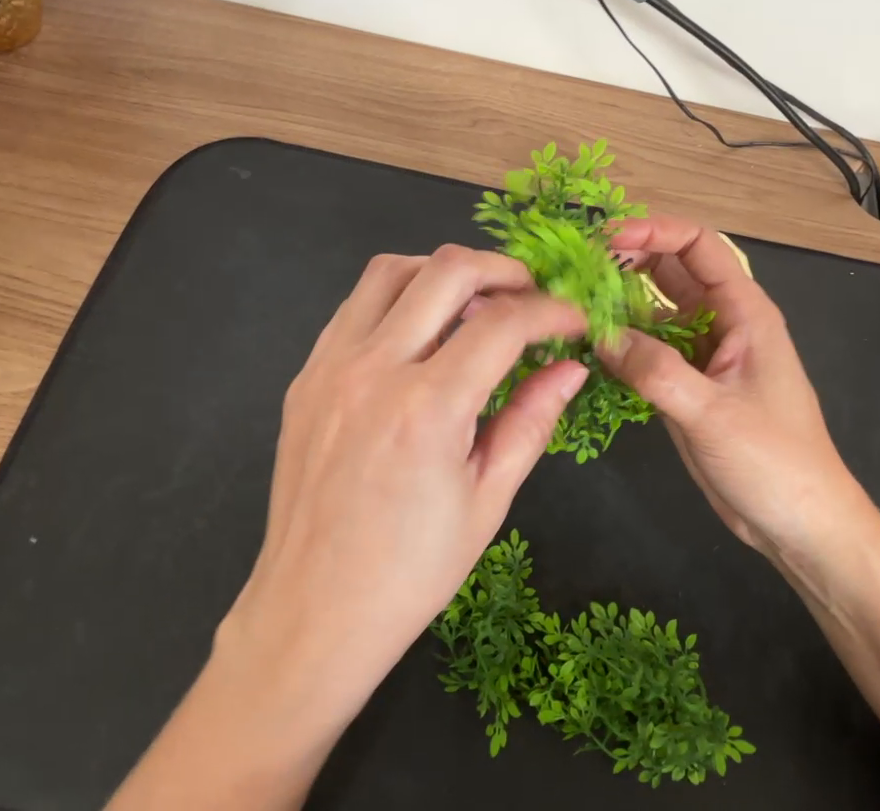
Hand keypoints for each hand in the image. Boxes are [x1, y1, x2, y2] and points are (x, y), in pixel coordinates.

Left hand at [217, 244, 588, 731]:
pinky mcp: (304, 377)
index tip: (575, 322)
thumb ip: (530, 420)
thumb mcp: (487, 499)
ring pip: (389, 271)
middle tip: (532, 295)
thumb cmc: (412, 570)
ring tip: (474, 304)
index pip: (503, 323)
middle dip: (502, 269)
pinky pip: (352, 309)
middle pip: (446, 270)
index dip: (552, 313)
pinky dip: (395, 300)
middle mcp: (373, 368)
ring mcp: (329, 367)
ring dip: (441, 272)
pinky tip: (418, 333)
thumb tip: (570, 367)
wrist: (313, 609)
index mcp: (428, 407)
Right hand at [599, 216, 878, 566]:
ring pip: (653, 311)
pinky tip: (585, 346)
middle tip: (574, 271)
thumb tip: (598, 334)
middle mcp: (721, 323)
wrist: (798, 523)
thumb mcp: (712, 413)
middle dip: (625, 262)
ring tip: (569, 304)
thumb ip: (655, 370)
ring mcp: (701, 355)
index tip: (605, 241)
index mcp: (743, 312)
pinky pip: (646, 349)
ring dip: (616, 303)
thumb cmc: (774, 461)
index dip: (653, 232)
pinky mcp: (685, 385)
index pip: (698, 246)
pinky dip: (618, 343)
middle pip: (669, 271)